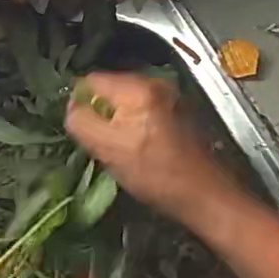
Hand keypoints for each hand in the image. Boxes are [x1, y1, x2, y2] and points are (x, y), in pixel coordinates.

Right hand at [65, 71, 244, 224]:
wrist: (207, 197)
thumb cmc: (156, 174)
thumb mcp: (107, 149)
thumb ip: (81, 121)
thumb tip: (71, 106)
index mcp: (137, 88)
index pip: (90, 80)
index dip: (80, 103)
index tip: (84, 130)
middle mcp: (154, 82)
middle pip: (108, 88)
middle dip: (99, 112)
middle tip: (101, 141)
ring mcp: (168, 95)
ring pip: (123, 100)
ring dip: (115, 120)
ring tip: (120, 148)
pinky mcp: (176, 110)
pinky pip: (140, 109)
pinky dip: (133, 123)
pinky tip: (138, 147)